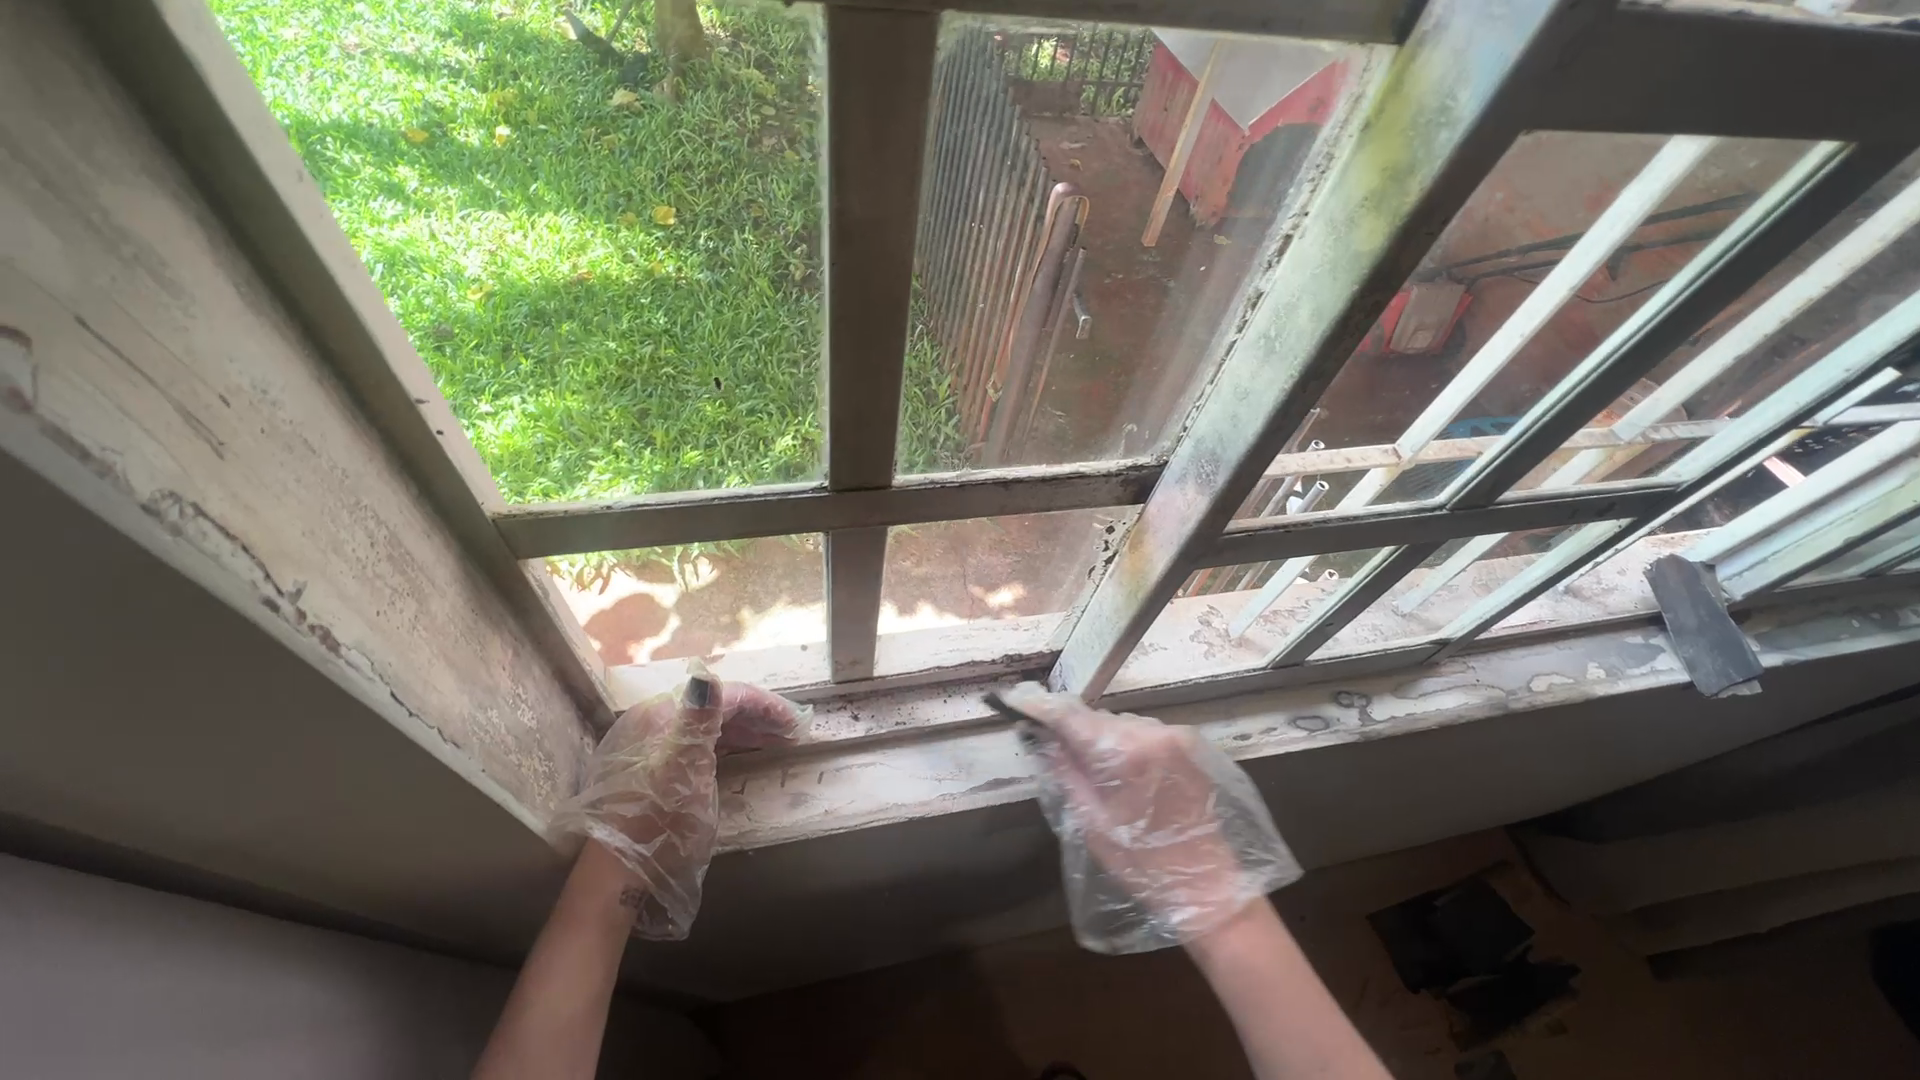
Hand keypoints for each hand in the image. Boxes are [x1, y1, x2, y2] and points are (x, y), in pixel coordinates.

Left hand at [552, 673, 807, 939]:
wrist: (618, 879)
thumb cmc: (660, 824)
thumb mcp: (686, 771)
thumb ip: (698, 721)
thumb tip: (705, 675)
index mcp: (661, 715)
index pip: (726, 695)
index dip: (765, 705)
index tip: (796, 724)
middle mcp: (651, 722)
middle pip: (716, 707)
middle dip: (758, 717)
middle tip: (792, 733)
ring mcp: (647, 746)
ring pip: (706, 726)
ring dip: (744, 730)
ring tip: (776, 742)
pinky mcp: (647, 769)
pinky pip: (695, 743)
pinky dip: (725, 745)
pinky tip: (740, 754)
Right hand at [1001, 683, 1298, 952]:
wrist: (1207, 883)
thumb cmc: (1142, 862)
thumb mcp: (1090, 822)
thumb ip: (1065, 772)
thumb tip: (1040, 738)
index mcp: (1122, 754)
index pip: (1071, 716)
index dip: (1042, 707)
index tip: (1017, 699)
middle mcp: (1149, 733)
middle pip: (1096, 718)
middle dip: (1076, 732)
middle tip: (1057, 750)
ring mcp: (1174, 735)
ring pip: (1120, 724)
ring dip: (1104, 740)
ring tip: (1101, 774)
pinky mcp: (1191, 743)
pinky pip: (1144, 732)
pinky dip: (1129, 745)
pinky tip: (1129, 774)